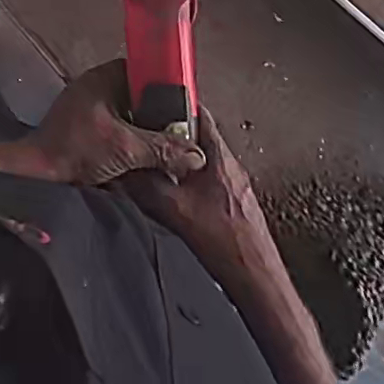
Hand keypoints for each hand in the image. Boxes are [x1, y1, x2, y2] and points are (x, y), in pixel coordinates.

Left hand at [27, 60, 205, 185]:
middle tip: (180, 128)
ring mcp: (87, 107)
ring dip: (144, 128)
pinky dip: (129, 138)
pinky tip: (145, 154)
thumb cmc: (77, 150)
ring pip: (126, 112)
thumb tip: (197, 155)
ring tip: (168, 144)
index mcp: (101, 78)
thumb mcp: (125, 148)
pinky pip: (115, 126)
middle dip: (157, 111)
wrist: (38, 175)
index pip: (141, 69)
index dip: (163, 83)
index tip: (183, 101)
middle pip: (136, 93)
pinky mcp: (83, 128)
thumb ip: (162, 148)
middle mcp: (94, 87)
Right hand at [120, 108, 268, 268]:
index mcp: (221, 158)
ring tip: (162, 167)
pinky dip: (192, 180)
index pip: (201, 114)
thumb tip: (126, 173)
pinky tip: (181, 197)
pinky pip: (210, 178)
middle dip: (174, 135)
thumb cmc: (229, 247)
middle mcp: (231, 167)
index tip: (158, 102)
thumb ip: (148, 187)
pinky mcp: (236, 202)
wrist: (258, 280)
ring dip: (183, 160)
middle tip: (153, 137)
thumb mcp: (176, 211)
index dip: (178, 104)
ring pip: (205, 158)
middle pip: (200, 136)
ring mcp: (236, 184)